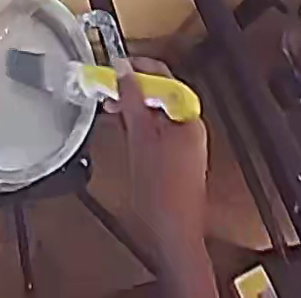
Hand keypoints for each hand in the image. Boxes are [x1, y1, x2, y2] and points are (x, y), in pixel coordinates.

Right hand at [116, 58, 213, 291]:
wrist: (172, 233)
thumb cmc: (161, 189)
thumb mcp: (139, 135)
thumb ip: (131, 98)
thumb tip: (123, 68)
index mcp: (187, 116)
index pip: (163, 76)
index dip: (139, 67)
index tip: (117, 66)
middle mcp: (190, 125)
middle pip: (159, 93)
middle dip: (133, 89)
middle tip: (110, 87)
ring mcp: (184, 142)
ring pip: (156, 111)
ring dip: (134, 106)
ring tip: (113, 107)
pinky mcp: (176, 156)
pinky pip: (157, 128)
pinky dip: (139, 124)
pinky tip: (124, 129)